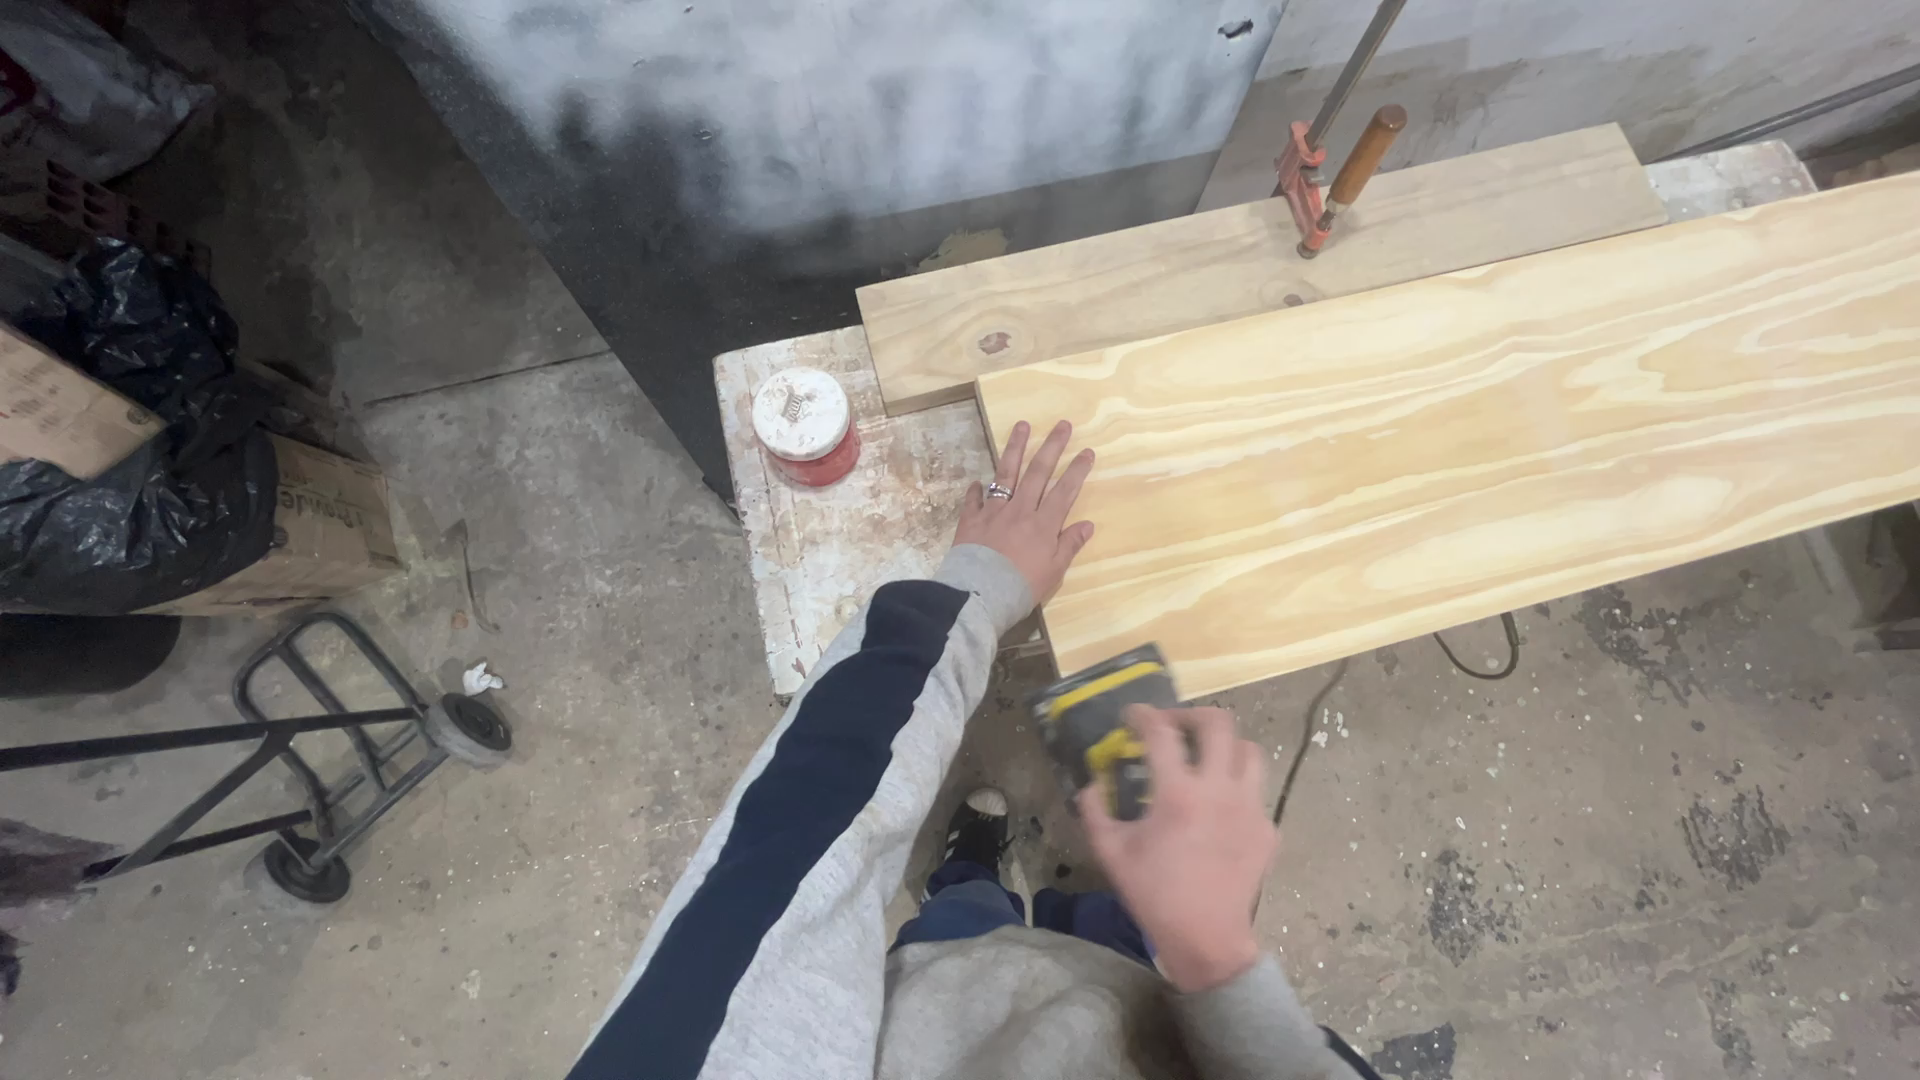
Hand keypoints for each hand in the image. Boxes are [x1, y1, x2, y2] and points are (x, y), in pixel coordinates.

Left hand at [953, 420, 1094, 604]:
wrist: (980, 594)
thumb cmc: (1022, 587)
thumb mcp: (1054, 571)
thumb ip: (1069, 545)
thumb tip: (1087, 524)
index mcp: (1043, 524)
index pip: (1064, 491)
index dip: (1077, 470)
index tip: (1087, 451)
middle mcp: (1020, 510)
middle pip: (1038, 473)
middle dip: (1052, 447)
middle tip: (1062, 425)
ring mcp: (994, 512)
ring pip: (1006, 474)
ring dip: (1015, 448)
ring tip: (1022, 426)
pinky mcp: (971, 520)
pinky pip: (974, 499)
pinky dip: (976, 490)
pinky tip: (977, 481)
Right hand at [1078, 704, 1276, 992]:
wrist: (1207, 942)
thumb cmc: (1155, 895)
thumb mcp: (1110, 853)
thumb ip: (1094, 811)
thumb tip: (1091, 784)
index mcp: (1178, 793)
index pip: (1161, 732)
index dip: (1143, 715)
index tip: (1132, 715)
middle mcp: (1219, 790)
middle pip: (1218, 724)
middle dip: (1191, 714)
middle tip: (1173, 726)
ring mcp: (1250, 808)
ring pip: (1249, 750)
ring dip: (1224, 745)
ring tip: (1204, 757)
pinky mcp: (1267, 829)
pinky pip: (1256, 791)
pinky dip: (1236, 786)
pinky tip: (1219, 805)